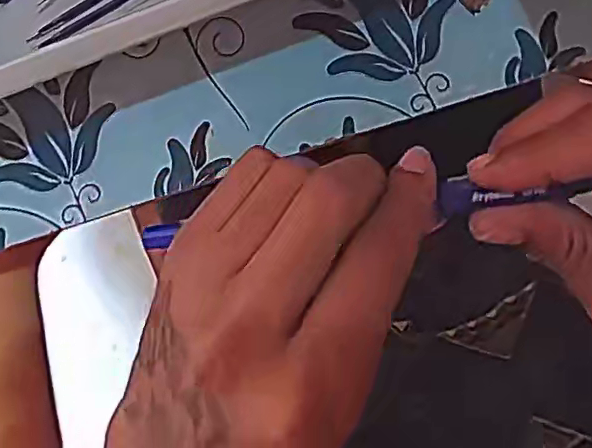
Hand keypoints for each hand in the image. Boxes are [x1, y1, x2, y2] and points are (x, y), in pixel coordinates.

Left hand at [109, 146, 436, 447]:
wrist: (174, 447)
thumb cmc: (263, 431)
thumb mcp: (340, 391)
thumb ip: (374, 299)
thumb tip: (403, 210)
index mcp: (304, 383)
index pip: (374, 258)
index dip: (408, 203)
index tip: (417, 176)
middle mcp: (248, 324)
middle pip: (328, 200)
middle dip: (368, 177)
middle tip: (379, 184)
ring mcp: (206, 280)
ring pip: (287, 174)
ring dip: (323, 172)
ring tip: (329, 199)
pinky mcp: (183, 249)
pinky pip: (244, 171)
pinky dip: (277, 171)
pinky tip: (285, 198)